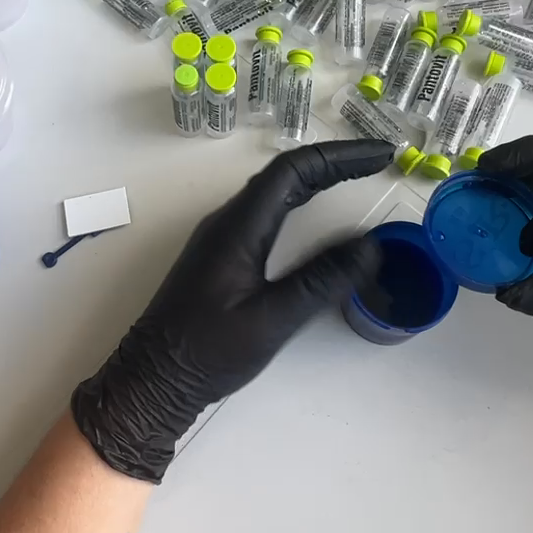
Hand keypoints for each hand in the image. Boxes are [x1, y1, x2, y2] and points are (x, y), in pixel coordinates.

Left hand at [72, 139, 395, 481]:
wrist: (153, 377)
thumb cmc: (209, 351)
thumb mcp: (272, 320)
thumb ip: (320, 281)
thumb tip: (369, 246)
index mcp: (239, 226)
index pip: (294, 171)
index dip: (339, 157)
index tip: (379, 155)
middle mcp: (228, 219)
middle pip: (286, 174)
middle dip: (334, 162)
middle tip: (378, 162)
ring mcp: (222, 234)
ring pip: (275, 190)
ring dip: (317, 178)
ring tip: (357, 176)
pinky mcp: (222, 251)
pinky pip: (267, 209)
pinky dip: (300, 199)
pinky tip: (316, 211)